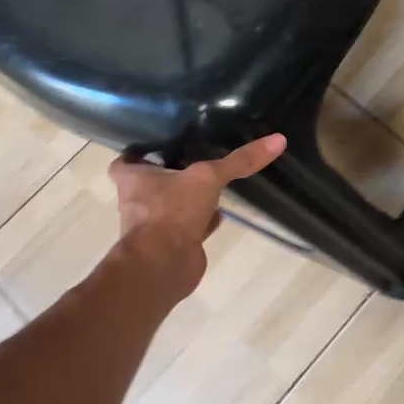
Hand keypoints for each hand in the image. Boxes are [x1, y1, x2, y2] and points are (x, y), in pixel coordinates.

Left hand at [106, 134, 286, 292]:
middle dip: (170, 174)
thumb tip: (277, 139)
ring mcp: (155, 224)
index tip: (159, 144)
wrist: (164, 264)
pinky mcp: (172, 242)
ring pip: (172, 204)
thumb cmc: (171, 211)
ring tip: (213, 182)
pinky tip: (221, 213)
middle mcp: (138, 200)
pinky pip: (188, 225)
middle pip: (152, 182)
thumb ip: (239, 160)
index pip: (125, 162)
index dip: (139, 152)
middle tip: (195, 157)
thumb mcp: (209, 177)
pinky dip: (203, 220)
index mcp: (133, 179)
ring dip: (188, 198)